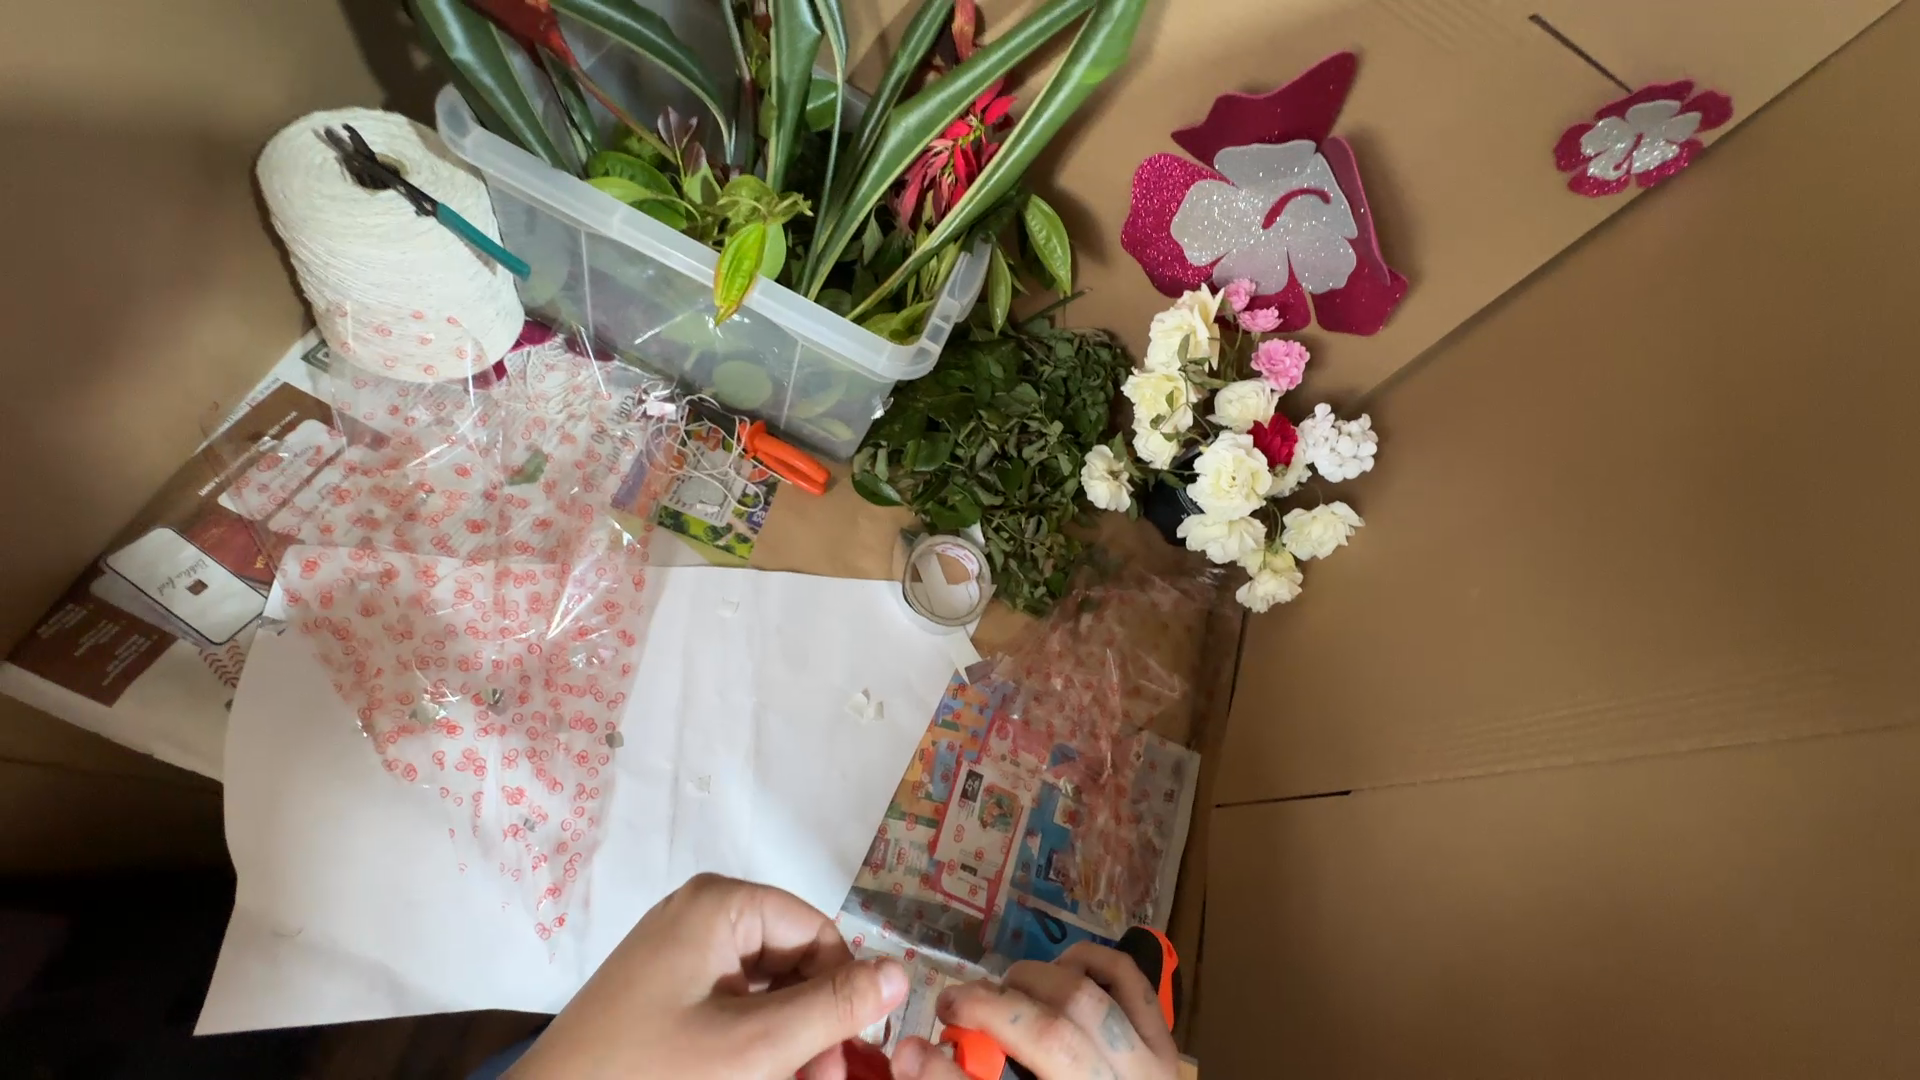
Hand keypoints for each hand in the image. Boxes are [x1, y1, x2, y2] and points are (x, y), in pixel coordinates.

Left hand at [506, 873, 907, 1079]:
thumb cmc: (653, 1077)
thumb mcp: (754, 1049)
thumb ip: (833, 1008)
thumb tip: (905, 971)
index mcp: (723, 903)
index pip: (816, 931)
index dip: (842, 990)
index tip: (847, 1057)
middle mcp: (701, 912)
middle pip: (789, 957)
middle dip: (812, 1021)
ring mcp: (678, 950)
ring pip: (761, 986)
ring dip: (785, 1038)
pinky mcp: (661, 988)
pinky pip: (726, 1003)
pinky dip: (748, 1041)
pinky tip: (756, 1076)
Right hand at [887, 943, 1178, 1079]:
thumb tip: (910, 1054)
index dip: (954, 1061)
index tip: (916, 1037)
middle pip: (1055, 1034)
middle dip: (996, 1009)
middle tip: (957, 1007)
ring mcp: (1152, 1065)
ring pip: (1089, 1000)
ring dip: (1035, 982)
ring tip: (1005, 992)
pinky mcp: (1165, 1043)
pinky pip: (1128, 981)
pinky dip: (1089, 962)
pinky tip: (1061, 972)